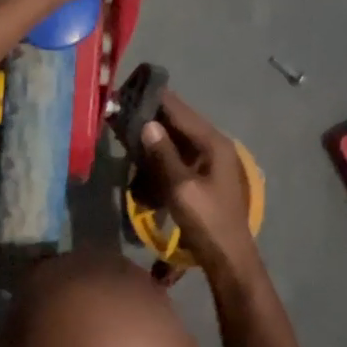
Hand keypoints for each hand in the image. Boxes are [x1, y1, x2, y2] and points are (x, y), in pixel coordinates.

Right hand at [131, 90, 255, 273]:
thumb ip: (163, 154)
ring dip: (152, 135)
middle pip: (177, 120)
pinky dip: (159, 152)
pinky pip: (177, 153)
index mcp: (213, 143)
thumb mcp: (181, 188)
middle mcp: (213, 145)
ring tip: (124, 130)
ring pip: (175, 137)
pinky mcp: (202, 174)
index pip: (179, 109)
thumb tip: (147, 124)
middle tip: (118, 112)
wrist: (228, 257)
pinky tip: (141, 156)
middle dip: (149, 116)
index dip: (153, 98)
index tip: (126, 90)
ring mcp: (209, 160)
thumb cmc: (207, 221)